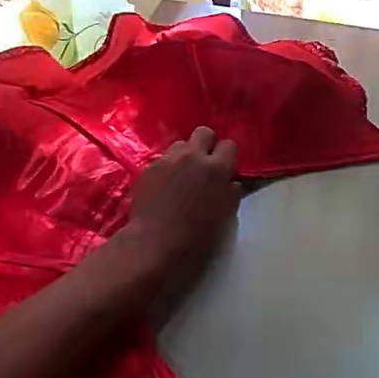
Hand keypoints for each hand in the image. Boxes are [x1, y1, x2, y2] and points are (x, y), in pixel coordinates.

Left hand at [113, 126, 239, 296]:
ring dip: (184, 156)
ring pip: (180, 144)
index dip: (228, 156)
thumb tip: (230, 183)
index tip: (225, 169)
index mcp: (216, 168)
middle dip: (206, 145)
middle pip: (203, 133)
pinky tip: (163, 187)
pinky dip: (166, 169)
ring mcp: (167, 160)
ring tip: (181, 175)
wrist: (154, 244)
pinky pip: (162, 160)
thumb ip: (230, 194)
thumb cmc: (196, 237)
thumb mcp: (225, 217)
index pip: (229, 145)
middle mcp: (192, 156)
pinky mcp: (148, 168)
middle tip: (204, 165)